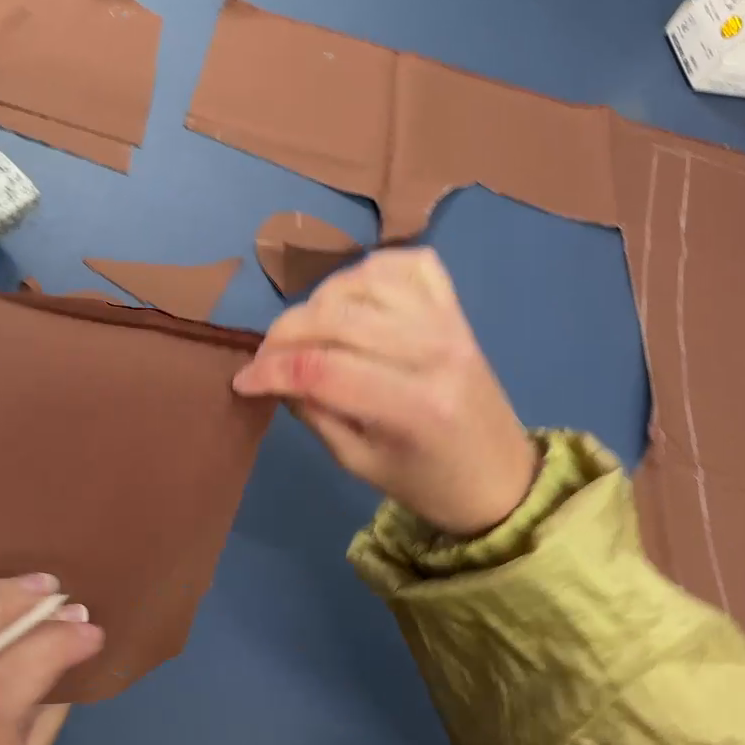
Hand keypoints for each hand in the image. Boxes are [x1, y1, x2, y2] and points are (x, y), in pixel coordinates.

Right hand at [232, 248, 537, 535]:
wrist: (502, 478)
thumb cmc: (426, 481)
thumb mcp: (357, 461)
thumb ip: (312, 411)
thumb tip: (274, 373)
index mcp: (414, 405)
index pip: (322, 369)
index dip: (271, 370)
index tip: (243, 381)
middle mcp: (433, 351)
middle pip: (336, 317)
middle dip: (283, 334)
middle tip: (267, 359)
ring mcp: (447, 321)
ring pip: (361, 280)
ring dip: (319, 301)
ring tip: (307, 331)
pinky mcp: (454, 306)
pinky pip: (403, 263)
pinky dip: (366, 271)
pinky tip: (350, 299)